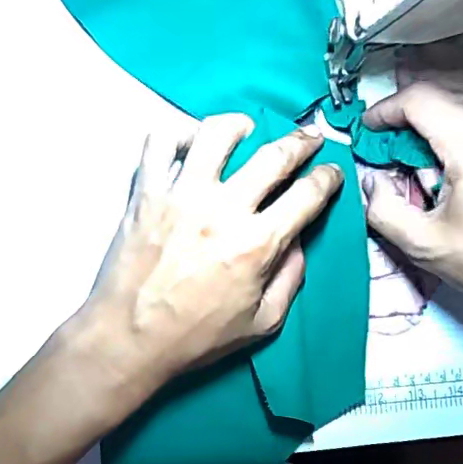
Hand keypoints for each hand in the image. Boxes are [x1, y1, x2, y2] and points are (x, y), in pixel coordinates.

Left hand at [72, 114, 343, 391]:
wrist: (129, 338)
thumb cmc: (198, 337)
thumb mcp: (263, 322)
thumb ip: (290, 279)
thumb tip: (297, 241)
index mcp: (258, 244)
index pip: (307, 195)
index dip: (328, 178)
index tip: (333, 173)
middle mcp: (224, 209)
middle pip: (274, 156)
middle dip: (302, 142)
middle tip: (310, 138)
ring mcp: (182, 195)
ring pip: (216, 134)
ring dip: (241, 125)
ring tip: (247, 128)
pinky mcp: (146, 192)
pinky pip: (160, 143)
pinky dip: (178, 133)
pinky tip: (190, 142)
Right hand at [361, 84, 462, 333]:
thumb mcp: (433, 247)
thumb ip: (386, 211)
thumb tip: (372, 185)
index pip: (419, 97)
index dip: (385, 110)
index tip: (369, 130)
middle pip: (450, 100)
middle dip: (417, 126)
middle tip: (401, 163)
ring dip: (451, 133)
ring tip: (444, 177)